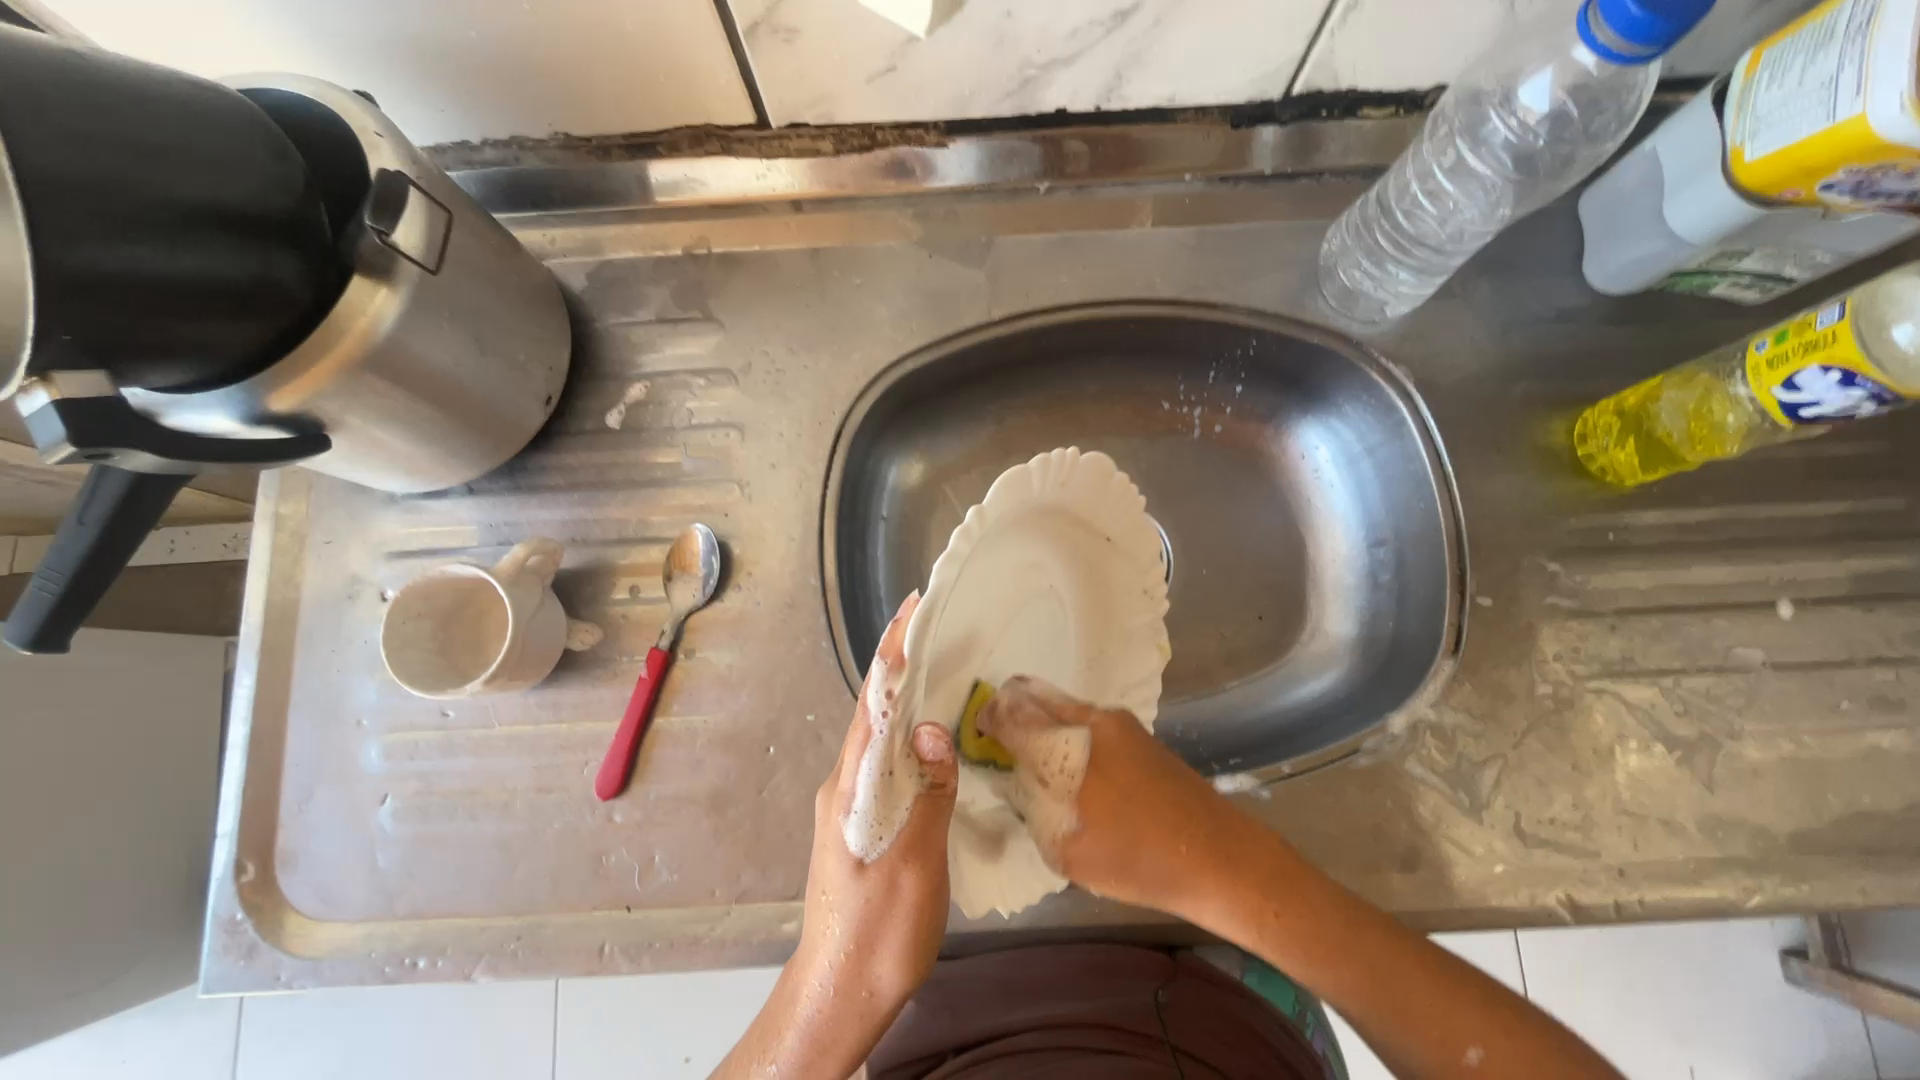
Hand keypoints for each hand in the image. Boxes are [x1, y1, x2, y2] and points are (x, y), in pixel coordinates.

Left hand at [793, 591, 957, 1014]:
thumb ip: (926, 796)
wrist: (839, 995)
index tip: (913, 609)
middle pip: (875, 713)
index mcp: (850, 787)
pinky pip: (890, 769)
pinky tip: (939, 744)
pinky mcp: (861, 827)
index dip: (893, 653)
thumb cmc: (876, 936)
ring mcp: (850, 807)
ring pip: (882, 740)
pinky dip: (913, 742)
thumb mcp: (913, 866)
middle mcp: (844, 787)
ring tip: (948, 672)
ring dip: (910, 702)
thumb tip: (935, 728)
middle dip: (905, 667)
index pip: (872, 703)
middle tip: (943, 632)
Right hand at [975, 674, 1245, 918]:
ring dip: (1041, 720)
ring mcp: (1119, 724)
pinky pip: (1088, 720)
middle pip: (1035, 696)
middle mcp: (1089, 720)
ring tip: (1035, 755)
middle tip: (999, 734)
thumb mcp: (1065, 848)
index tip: (978, 731)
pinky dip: (1068, 730)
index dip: (987, 718)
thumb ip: (1032, 806)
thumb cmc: (1135, 859)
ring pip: (1063, 706)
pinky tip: (1074, 766)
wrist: (1217, 855)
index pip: (1010, 713)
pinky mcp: (1140, 735)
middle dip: (1011, 709)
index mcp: (1064, 747)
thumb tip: (1018, 778)